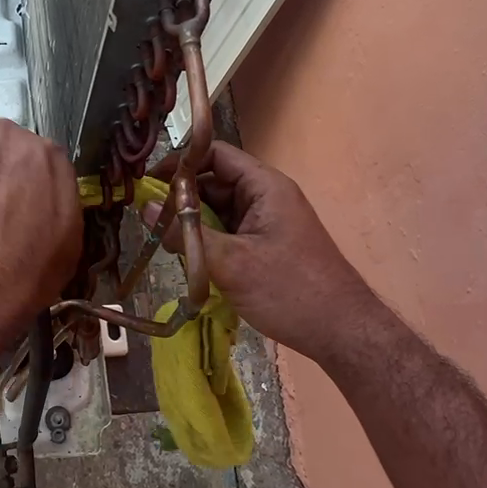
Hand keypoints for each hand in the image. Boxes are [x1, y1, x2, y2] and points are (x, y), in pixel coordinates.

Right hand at [146, 140, 373, 356]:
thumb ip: (185, 234)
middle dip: (181, 197)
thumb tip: (144, 209)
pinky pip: (228, 231)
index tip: (148, 181)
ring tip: (160, 238)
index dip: (180, 162)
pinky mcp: (265, 246)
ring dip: (192, 222)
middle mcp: (265, 197)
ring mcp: (266, 222)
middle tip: (147, 216)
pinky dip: (206, 240)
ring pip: (218, 209)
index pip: (215, 154)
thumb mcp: (231, 263)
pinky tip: (187, 256)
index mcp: (264, 186)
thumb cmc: (290, 291)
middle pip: (213, 182)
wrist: (342, 334)